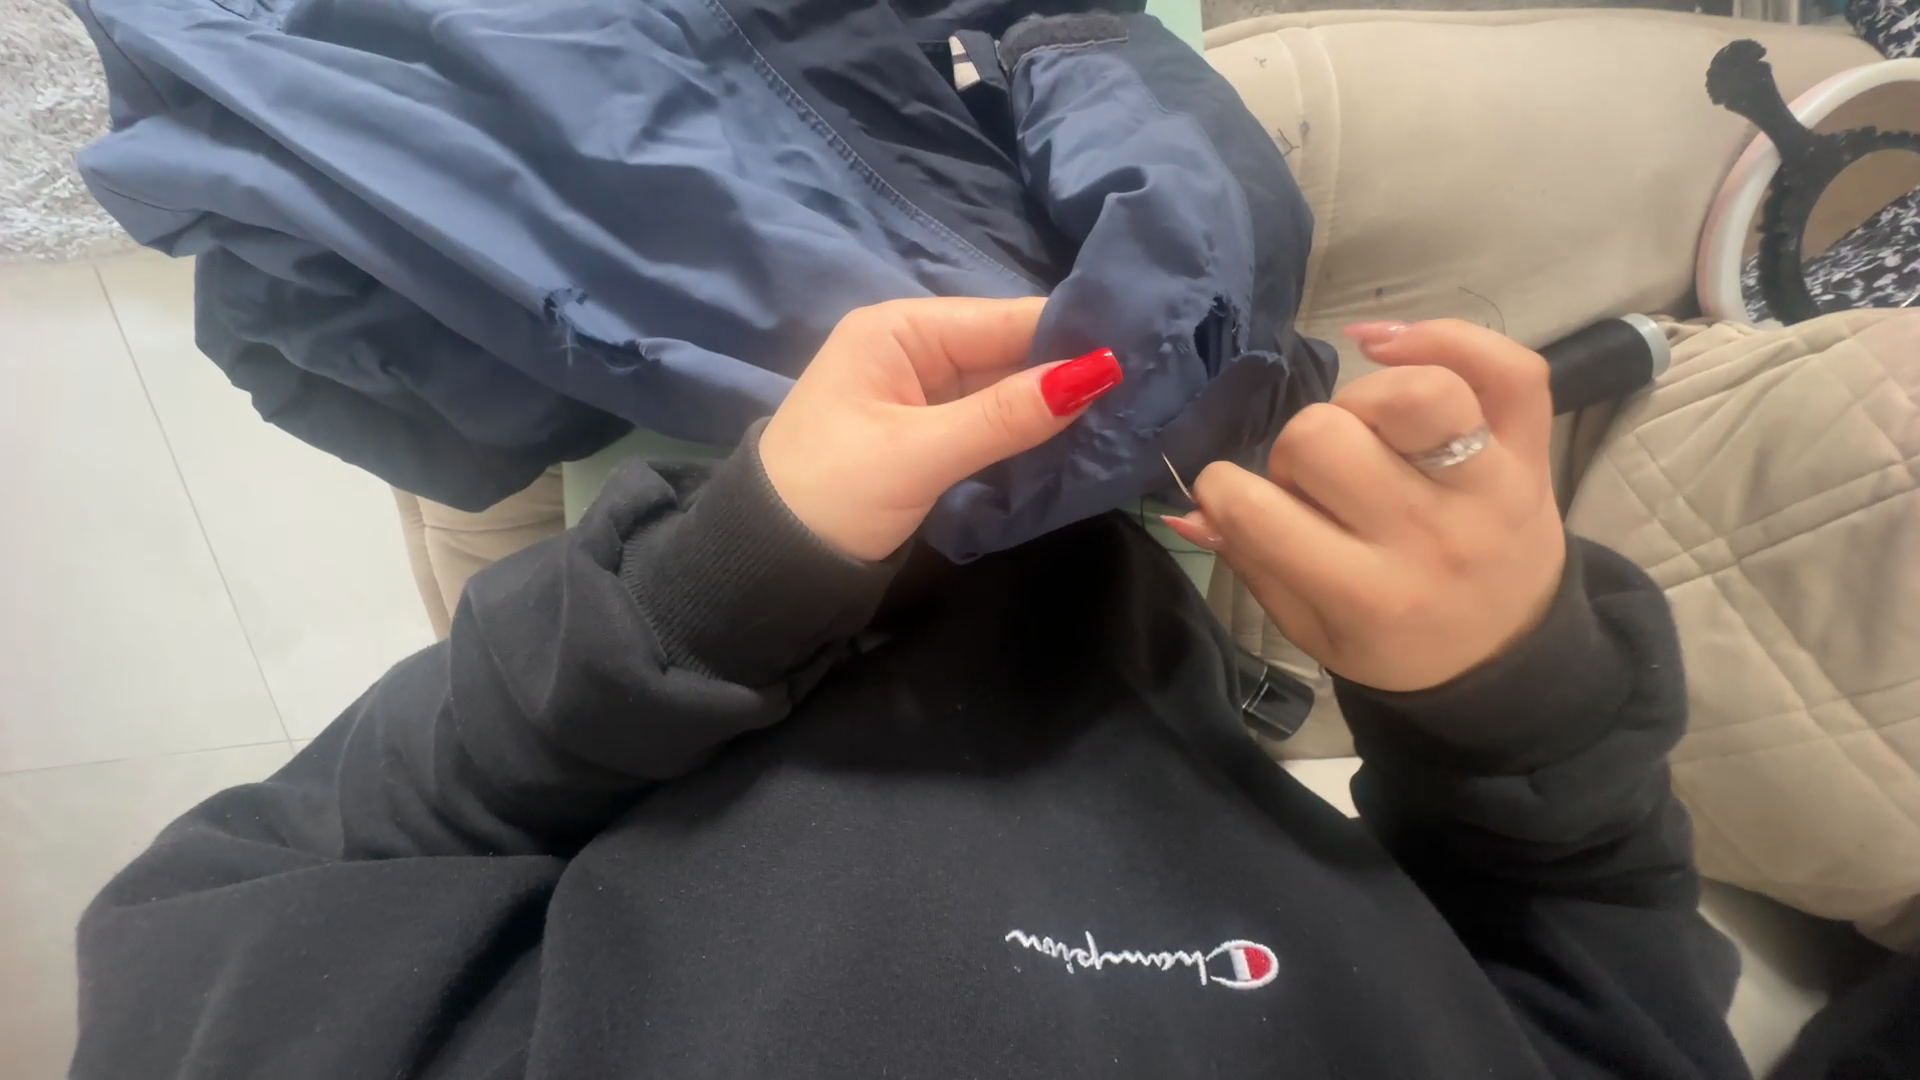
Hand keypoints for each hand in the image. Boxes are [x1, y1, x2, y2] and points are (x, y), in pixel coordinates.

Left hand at [759, 297, 1121, 560]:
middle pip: (1007, 352)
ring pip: (1002, 390)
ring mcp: (922, 394)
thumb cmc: (833, 493)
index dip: (1069, 336)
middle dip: (1066, 374)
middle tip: (1145, 392)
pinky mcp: (928, 434)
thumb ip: (1004, 416)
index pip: (1002, 320)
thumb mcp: (918, 453)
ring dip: (1051, 407)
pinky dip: (1024, 433)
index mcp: (899, 330)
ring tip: (1125, 416)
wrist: (772, 561)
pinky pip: (988, 422)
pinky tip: (1073, 442)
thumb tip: (1097, 373)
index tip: (1140, 352)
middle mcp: (914, 350)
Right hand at [1166, 320, 1565, 692]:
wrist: (1506, 658)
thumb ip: (1249, 563)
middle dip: (1292, 452)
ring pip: (1412, 393)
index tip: (1230, 496)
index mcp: (1362, 592)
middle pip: (1320, 437)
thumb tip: (1190, 509)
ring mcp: (1490, 488)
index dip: (1219, 489)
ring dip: (1358, 401)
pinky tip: (1389, 348)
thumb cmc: (1391, 645)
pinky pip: (1508, 369)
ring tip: (1359, 432)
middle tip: (1312, 484)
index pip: (1254, 509)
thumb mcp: (1307, 628)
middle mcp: (1427, 535)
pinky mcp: (1532, 455)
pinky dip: (1446, 338)